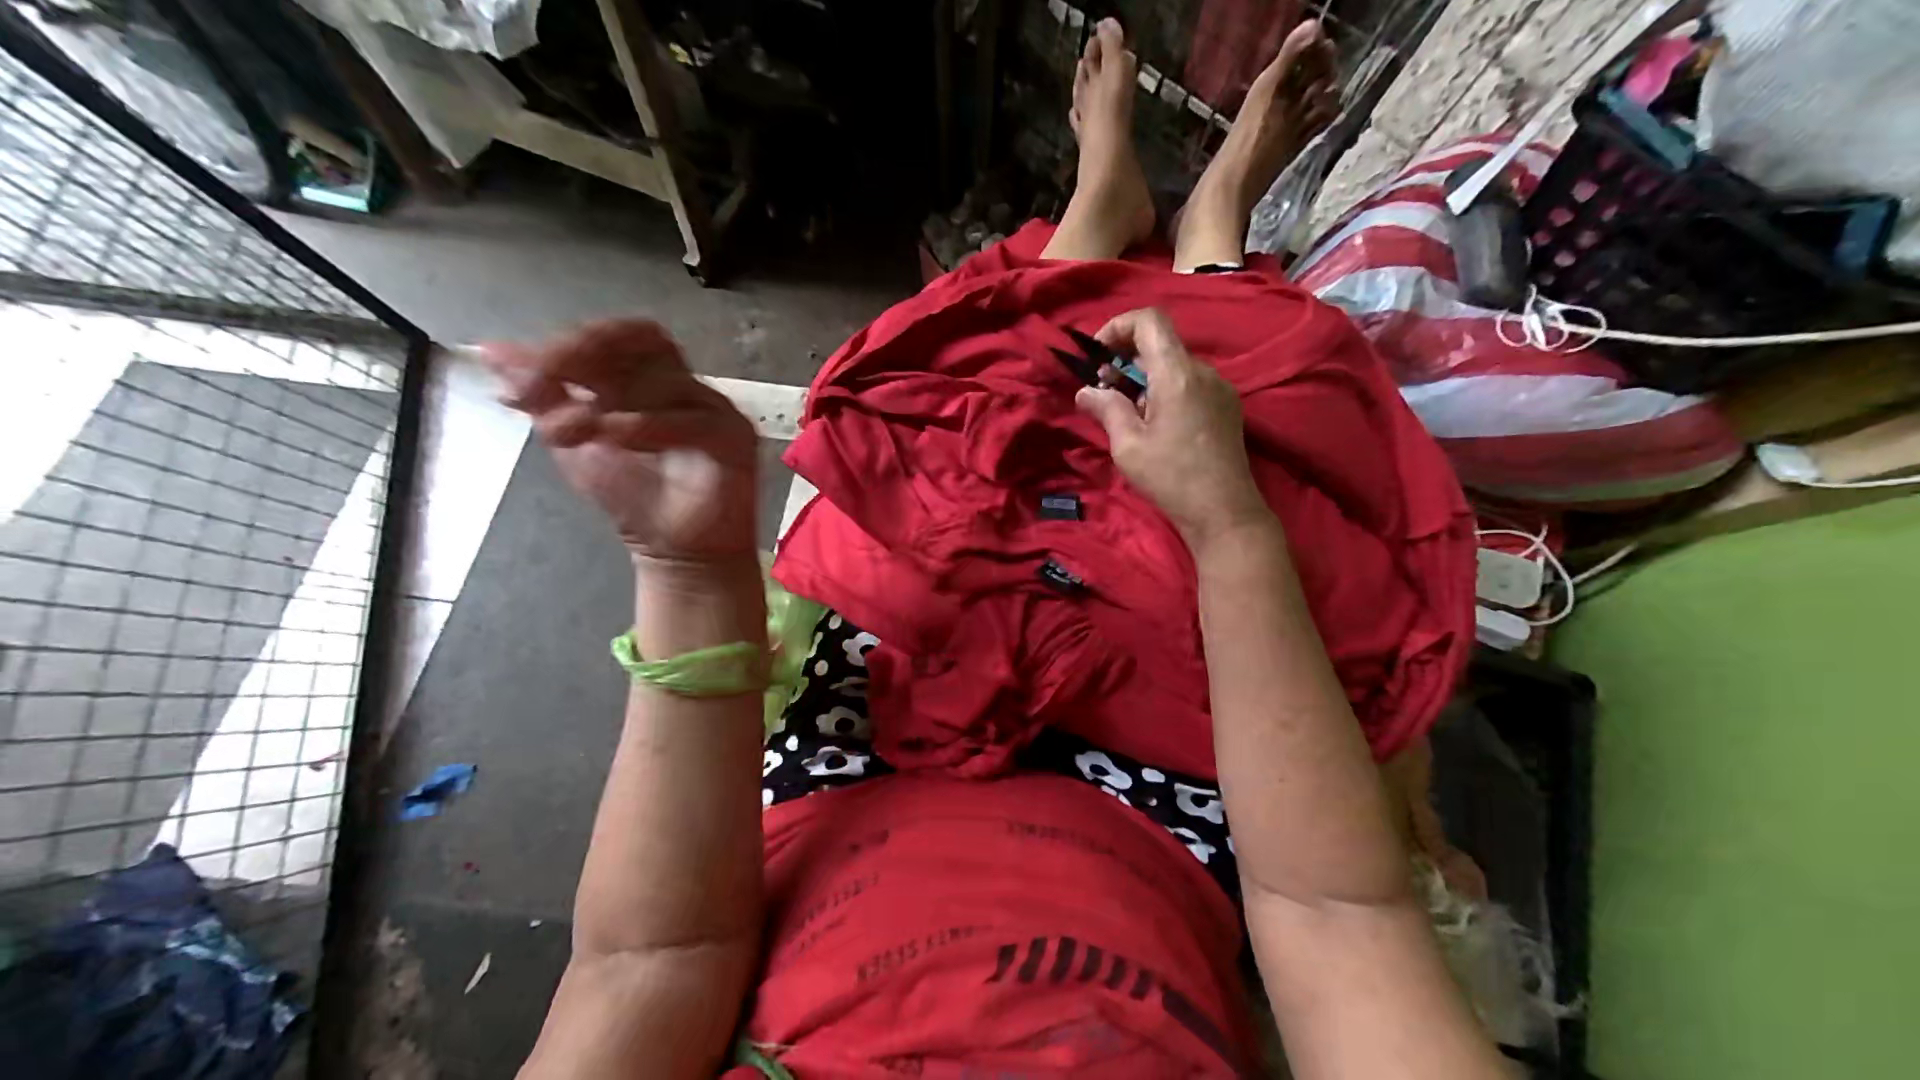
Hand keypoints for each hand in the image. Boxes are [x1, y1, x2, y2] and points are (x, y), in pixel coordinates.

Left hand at [482, 320, 757, 565]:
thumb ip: (543, 398)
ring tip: (573, 430)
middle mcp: (682, 387)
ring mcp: (713, 409)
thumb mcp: (574, 444)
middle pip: (645, 339)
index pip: (614, 338)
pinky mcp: (736, 438)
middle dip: (588, 351)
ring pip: (667, 377)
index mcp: (646, 382)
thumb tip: (494, 351)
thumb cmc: (635, 499)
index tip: (522, 377)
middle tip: (547, 378)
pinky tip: (614, 436)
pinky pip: (694, 421)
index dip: (568, 344)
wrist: (676, 552)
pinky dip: (651, 425)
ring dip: (611, 397)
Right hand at [1075, 308, 1273, 548]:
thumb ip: (1106, 409)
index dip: (1118, 326)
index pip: (1149, 320)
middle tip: (1103, 392)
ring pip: (1174, 366)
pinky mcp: (1226, 406)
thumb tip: (1086, 391)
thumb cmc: (1171, 479)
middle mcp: (1203, 372)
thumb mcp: (1128, 446)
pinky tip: (1155, 425)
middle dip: (1125, 360)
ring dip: (1144, 379)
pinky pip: (1190, 384)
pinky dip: (1165, 391)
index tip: (1098, 356)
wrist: (1224, 512)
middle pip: (1160, 344)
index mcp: (1178, 374)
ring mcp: (1219, 388)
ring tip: (1126, 415)